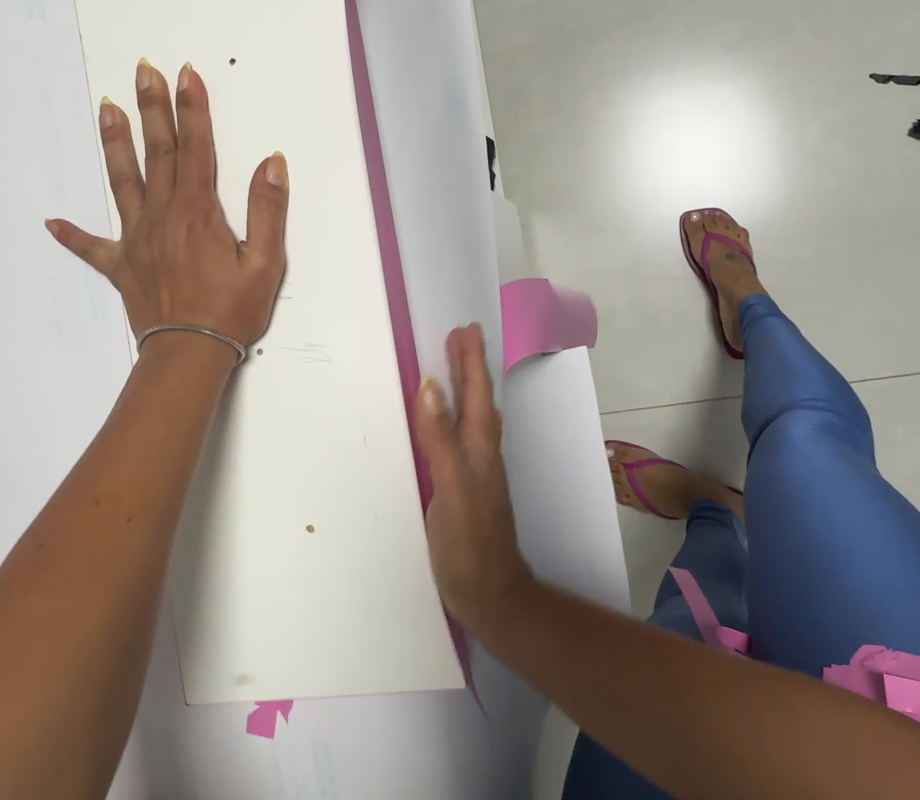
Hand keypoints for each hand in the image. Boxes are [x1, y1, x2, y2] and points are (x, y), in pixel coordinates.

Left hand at [47, 60, 288, 350]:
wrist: (189, 356)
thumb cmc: (231, 312)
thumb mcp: (265, 263)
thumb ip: (268, 210)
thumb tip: (271, 163)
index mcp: (199, 213)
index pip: (196, 148)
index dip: (193, 109)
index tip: (186, 74)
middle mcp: (163, 217)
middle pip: (158, 153)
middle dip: (153, 108)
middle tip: (143, 70)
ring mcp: (137, 240)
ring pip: (123, 181)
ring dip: (116, 142)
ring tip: (107, 108)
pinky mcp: (121, 266)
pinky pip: (90, 247)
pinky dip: (72, 234)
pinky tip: (52, 222)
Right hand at [418, 324, 534, 628]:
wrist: (489, 592)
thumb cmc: (469, 541)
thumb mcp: (451, 486)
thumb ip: (440, 437)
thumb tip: (430, 385)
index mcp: (479, 447)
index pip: (474, 394)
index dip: (469, 361)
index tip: (464, 328)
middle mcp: (481, 453)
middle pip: (476, 400)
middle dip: (468, 366)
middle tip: (459, 335)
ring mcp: (475, 471)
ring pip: (472, 416)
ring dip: (465, 387)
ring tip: (455, 365)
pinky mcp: (465, 488)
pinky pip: (461, 436)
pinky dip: (455, 416)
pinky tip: (450, 423)